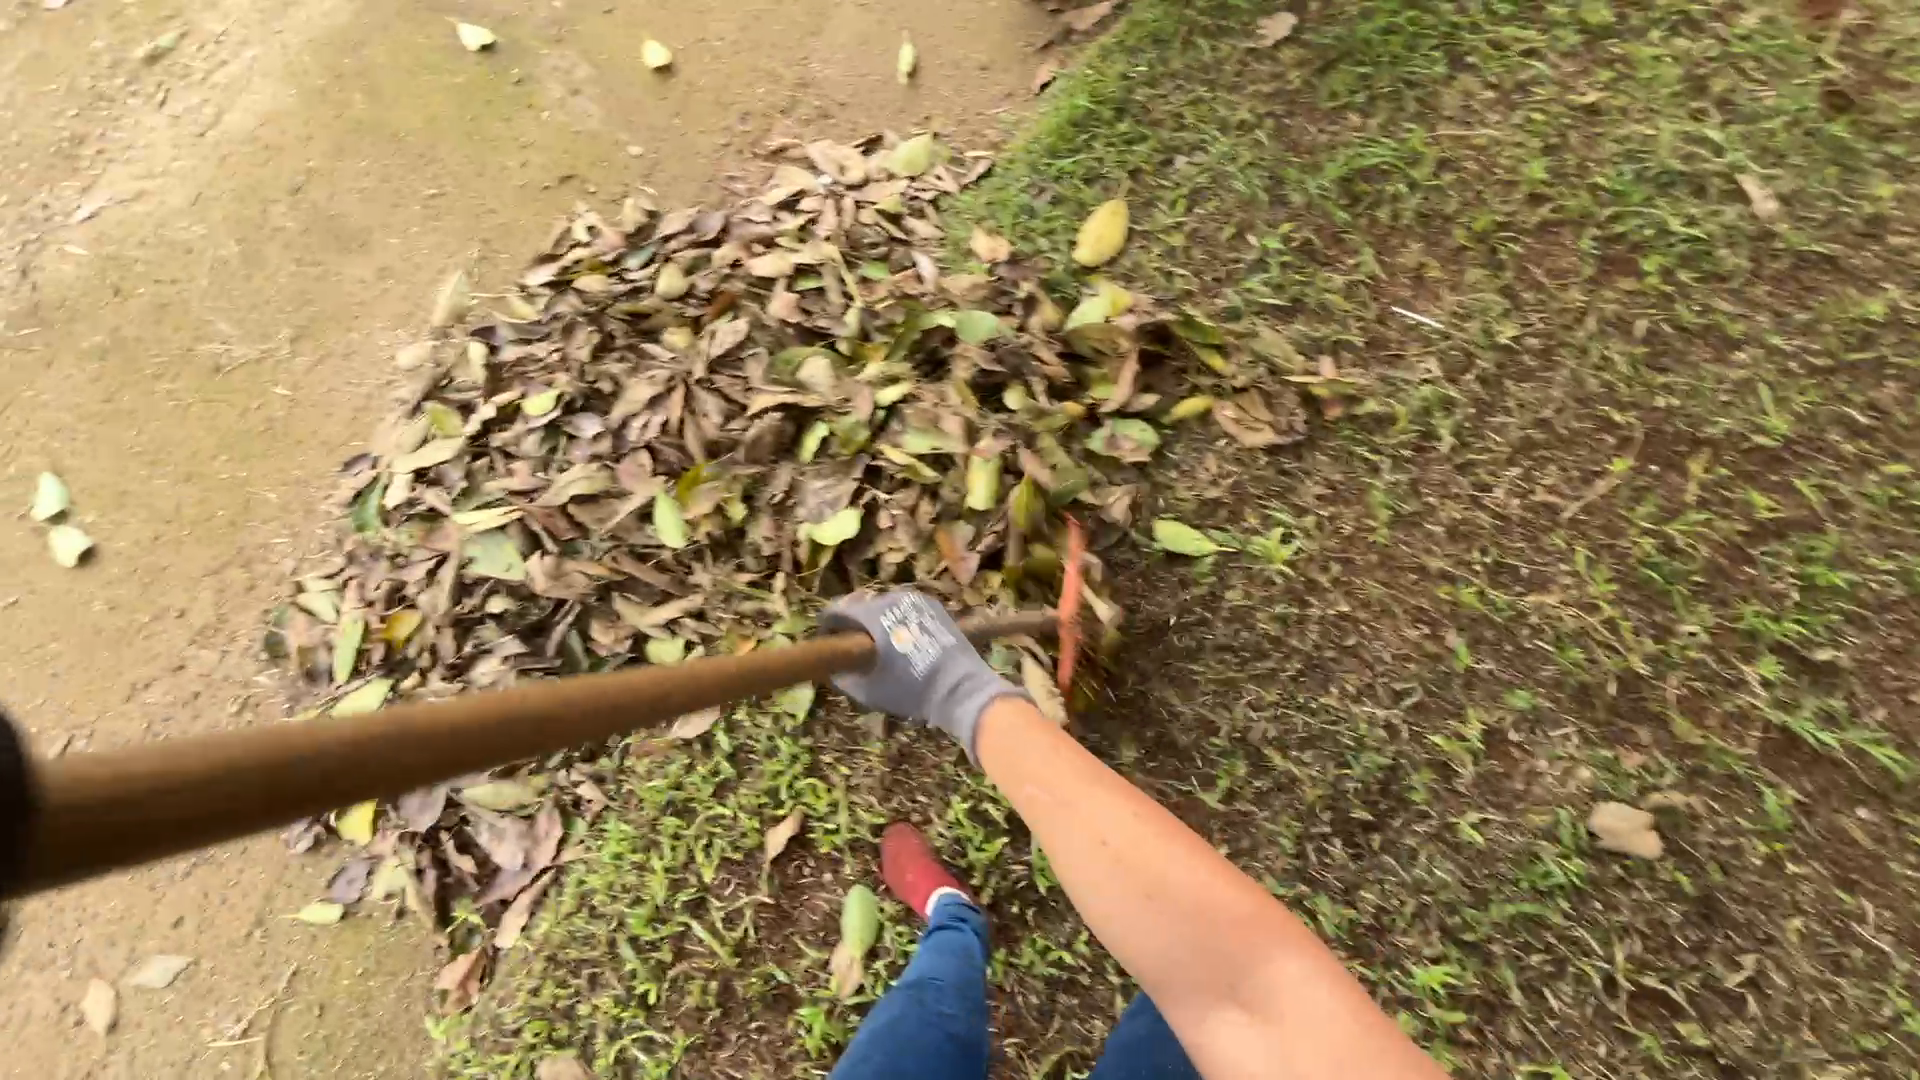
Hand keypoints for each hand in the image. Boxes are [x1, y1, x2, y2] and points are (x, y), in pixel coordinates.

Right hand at [822, 590, 1027, 761]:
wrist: (960, 688)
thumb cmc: (912, 690)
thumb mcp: (869, 690)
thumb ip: (843, 676)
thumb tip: (832, 669)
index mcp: (875, 614)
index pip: (840, 610)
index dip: (828, 624)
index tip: (824, 637)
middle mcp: (894, 599)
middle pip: (863, 605)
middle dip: (854, 622)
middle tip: (849, 643)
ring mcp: (918, 600)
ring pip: (886, 606)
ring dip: (877, 620)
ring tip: (876, 642)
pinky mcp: (935, 607)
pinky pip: (906, 609)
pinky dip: (898, 620)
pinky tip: (900, 639)